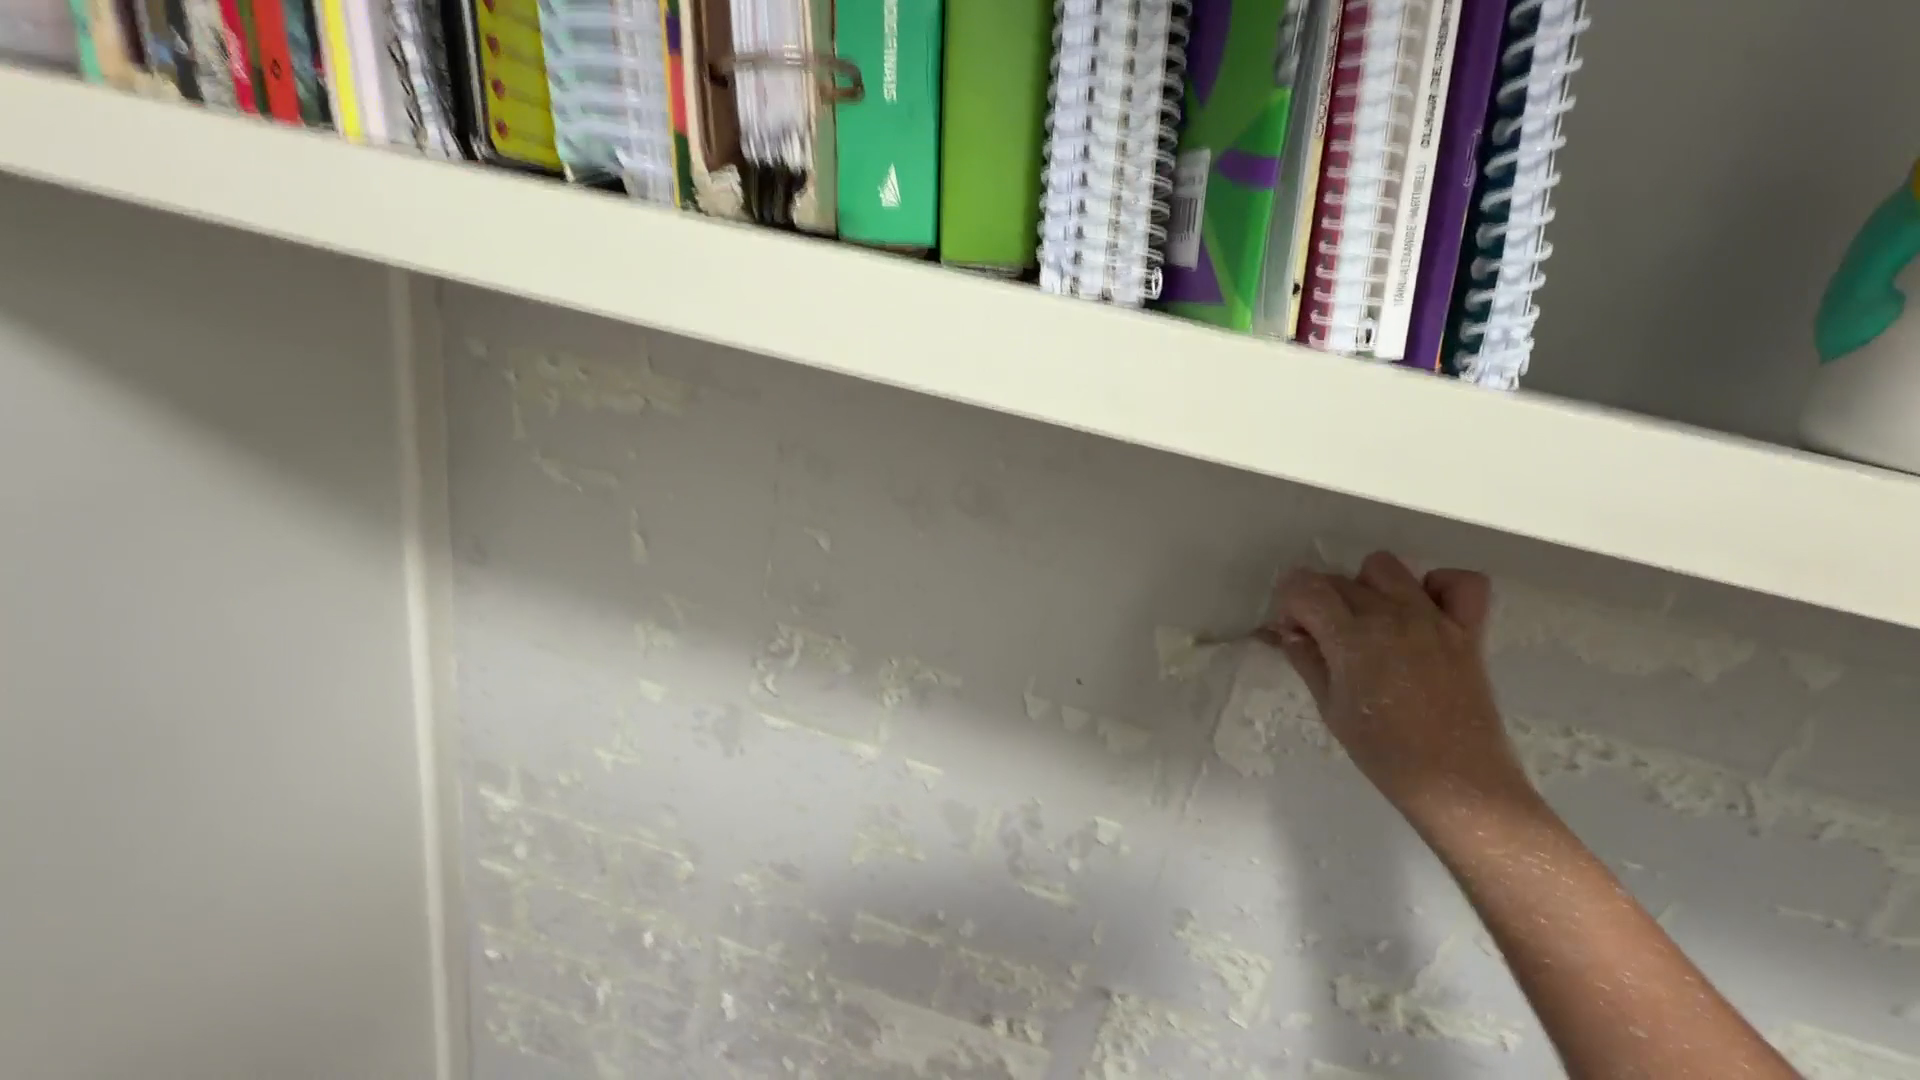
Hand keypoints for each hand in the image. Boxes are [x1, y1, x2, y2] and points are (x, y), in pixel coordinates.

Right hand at [1266, 551, 1528, 816]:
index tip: (1293, 632)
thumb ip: (1307, 660)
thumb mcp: (1330, 709)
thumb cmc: (1383, 753)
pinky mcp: (1468, 629)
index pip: (1303, 587)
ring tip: (1369, 622)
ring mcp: (1433, 618)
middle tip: (1323, 640)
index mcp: (1351, 638)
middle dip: (1320, 601)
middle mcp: (1391, 615)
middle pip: (1339, 580)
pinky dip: (1437, 586)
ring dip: (1367, 586)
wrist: (1456, 782)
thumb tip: (1288, 632)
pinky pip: (1460, 582)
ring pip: (1386, 567)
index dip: (1289, 604)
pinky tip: (1423, 611)